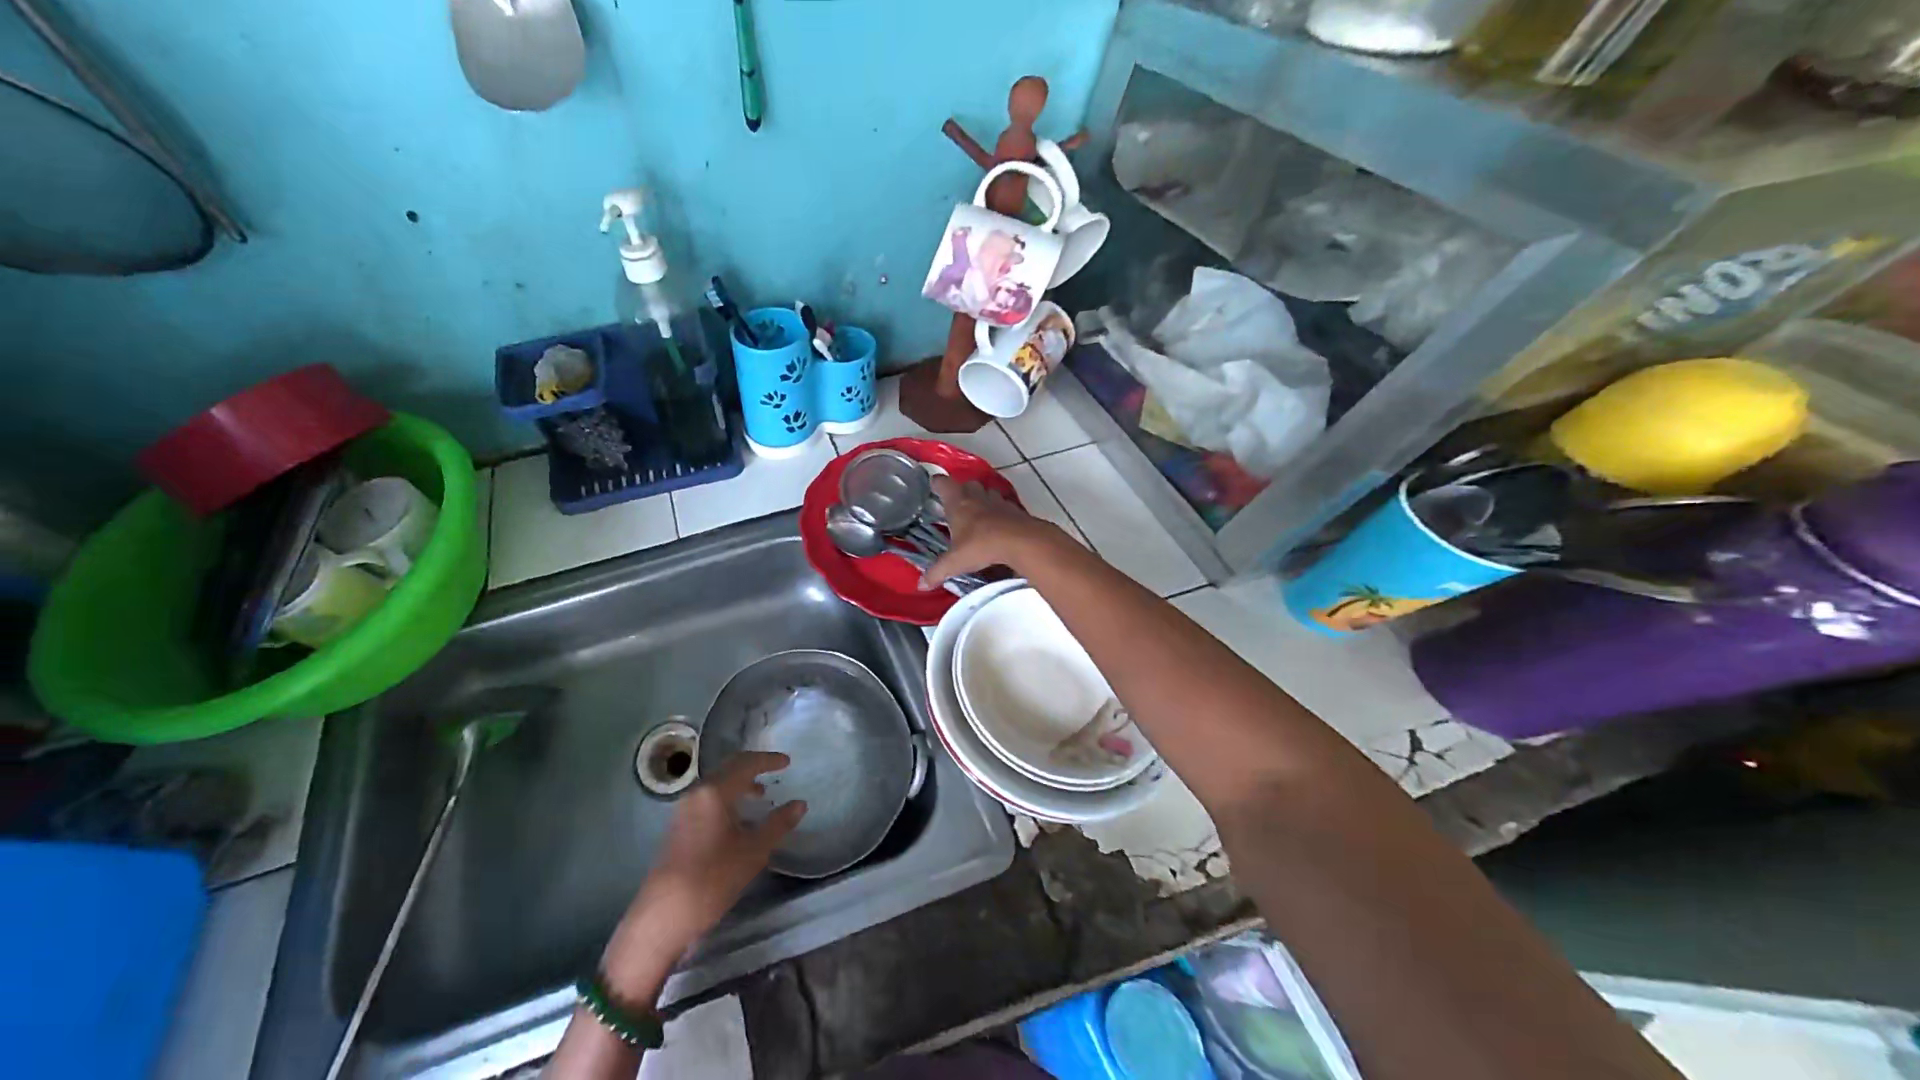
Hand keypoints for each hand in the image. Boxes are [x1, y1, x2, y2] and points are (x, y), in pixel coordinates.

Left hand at [599, 752, 805, 997]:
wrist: (664, 915)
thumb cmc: (713, 878)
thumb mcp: (754, 851)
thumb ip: (778, 824)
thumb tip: (799, 804)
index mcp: (714, 792)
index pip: (745, 764)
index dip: (768, 760)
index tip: (787, 761)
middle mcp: (696, 793)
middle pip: (728, 769)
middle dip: (752, 767)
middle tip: (774, 770)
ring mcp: (683, 810)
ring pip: (716, 785)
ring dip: (739, 784)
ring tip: (760, 796)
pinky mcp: (678, 827)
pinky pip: (707, 799)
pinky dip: (727, 798)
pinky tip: (738, 819)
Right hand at [920, 475, 1068, 588]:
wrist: (1021, 541)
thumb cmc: (981, 546)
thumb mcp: (955, 562)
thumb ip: (937, 572)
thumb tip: (921, 585)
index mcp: (958, 503)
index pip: (944, 484)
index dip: (938, 483)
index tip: (934, 485)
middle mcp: (977, 497)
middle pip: (968, 484)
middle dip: (962, 491)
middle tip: (957, 504)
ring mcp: (998, 501)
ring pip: (988, 492)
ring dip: (983, 499)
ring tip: (979, 513)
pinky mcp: (1015, 510)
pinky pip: (1005, 505)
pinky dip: (1000, 512)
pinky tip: (999, 524)